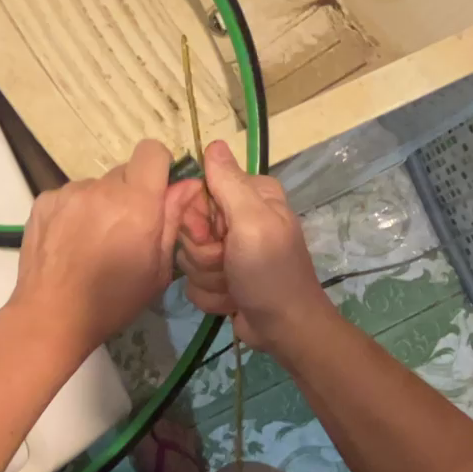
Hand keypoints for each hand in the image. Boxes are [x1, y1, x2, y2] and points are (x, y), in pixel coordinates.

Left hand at [8, 139, 194, 356]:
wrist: (51, 316)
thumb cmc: (113, 302)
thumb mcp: (157, 271)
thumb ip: (173, 221)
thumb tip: (188, 186)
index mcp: (136, 203)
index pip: (152, 151)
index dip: (158, 168)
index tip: (156, 194)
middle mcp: (101, 188)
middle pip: (124, 172)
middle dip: (130, 194)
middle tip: (124, 231)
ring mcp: (68, 193)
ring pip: (95, 186)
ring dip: (100, 205)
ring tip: (91, 243)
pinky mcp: (43, 202)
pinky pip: (68, 197)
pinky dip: (74, 213)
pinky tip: (69, 243)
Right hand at [174, 139, 334, 352]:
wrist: (283, 328)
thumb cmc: (270, 273)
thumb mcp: (251, 223)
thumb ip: (229, 184)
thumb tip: (214, 143)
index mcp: (251, 196)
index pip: (197, 192)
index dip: (198, 218)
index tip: (215, 235)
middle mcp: (239, 218)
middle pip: (190, 228)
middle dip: (204, 253)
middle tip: (228, 263)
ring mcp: (229, 251)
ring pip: (189, 258)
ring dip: (208, 277)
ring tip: (234, 284)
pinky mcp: (222, 278)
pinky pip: (194, 283)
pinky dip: (211, 295)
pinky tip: (232, 299)